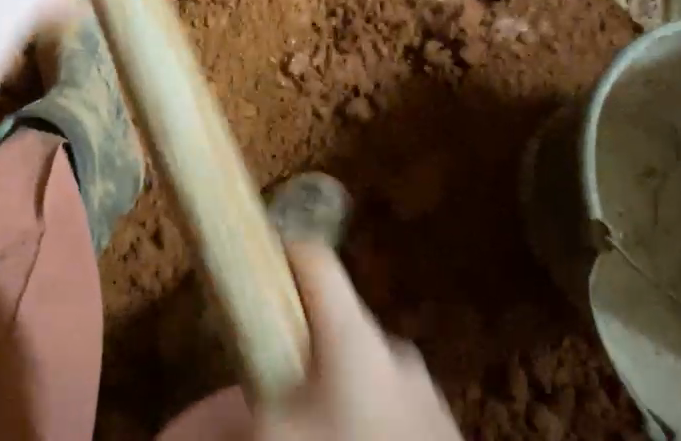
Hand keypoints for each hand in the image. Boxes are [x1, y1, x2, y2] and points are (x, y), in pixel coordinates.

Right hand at [256, 243, 462, 440]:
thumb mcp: (273, 432)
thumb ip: (254, 395)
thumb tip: (232, 386)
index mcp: (351, 336)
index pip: (312, 258)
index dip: (278, 256)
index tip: (254, 273)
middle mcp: (395, 350)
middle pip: (338, 320)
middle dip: (305, 342)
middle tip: (277, 379)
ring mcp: (428, 392)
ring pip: (367, 366)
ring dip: (338, 385)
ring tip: (316, 426)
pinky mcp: (447, 430)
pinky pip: (394, 404)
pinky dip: (369, 417)